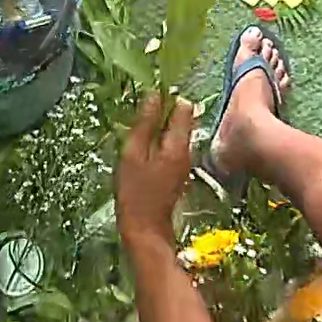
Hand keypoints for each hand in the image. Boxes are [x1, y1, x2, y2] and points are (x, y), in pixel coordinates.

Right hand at [116, 92, 193, 251]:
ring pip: (178, 132)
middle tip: (143, 107)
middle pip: (183, 119)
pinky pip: (173, 144)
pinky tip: (146, 143)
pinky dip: (162, 138)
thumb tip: (154, 95)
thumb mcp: (133, 153)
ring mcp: (185, 162)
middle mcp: (187, 150)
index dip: (169, 96)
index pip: (183, 108)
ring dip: (163, 124)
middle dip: (166, 109)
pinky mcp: (178, 170)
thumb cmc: (135, 190)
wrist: (145, 228)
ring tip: (142, 122)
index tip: (151, 92)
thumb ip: (145, 124)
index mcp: (178, 144)